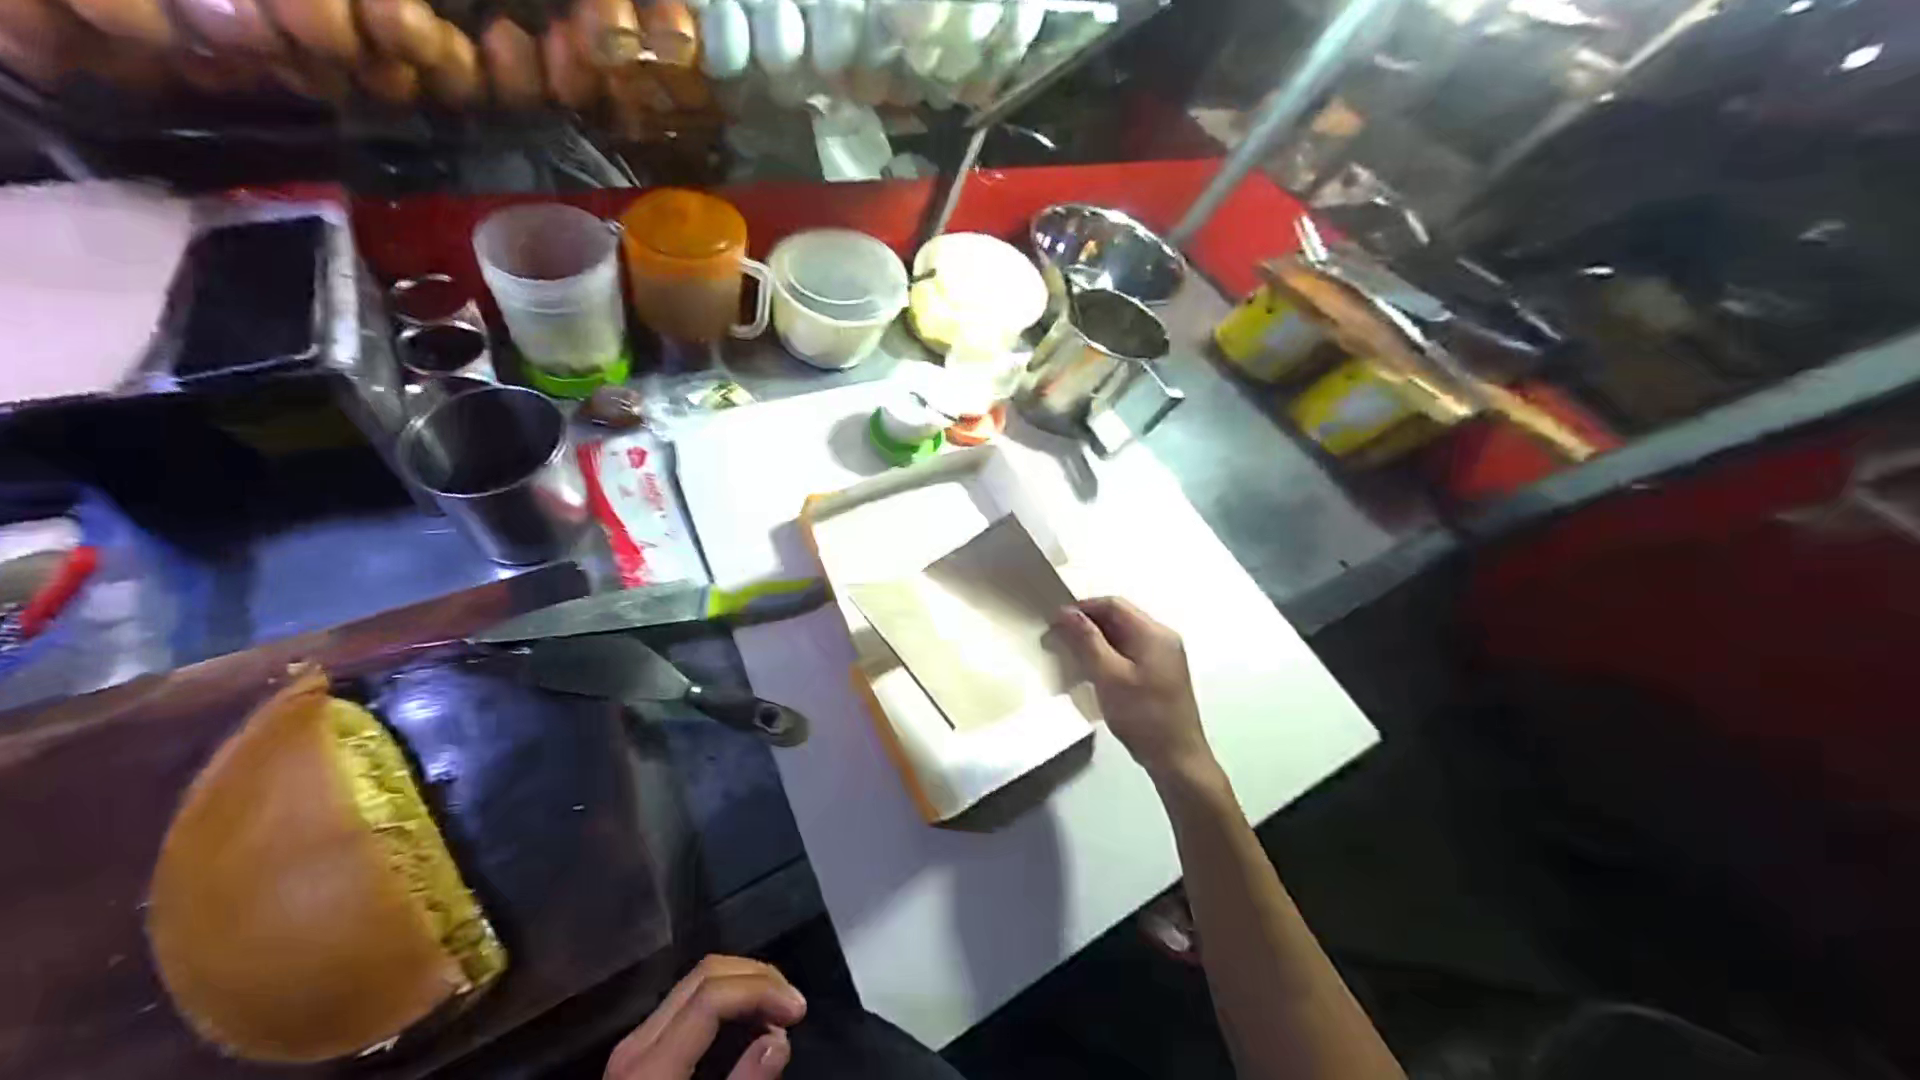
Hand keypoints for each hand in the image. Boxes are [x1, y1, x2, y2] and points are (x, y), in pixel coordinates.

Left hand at [604, 955, 807, 1079]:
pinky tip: (749, 1026)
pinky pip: (690, 1004)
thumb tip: (777, 1042)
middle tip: (793, 1008)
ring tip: (778, 1017)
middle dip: (758, 978)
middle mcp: (636, 1044)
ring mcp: (633, 1047)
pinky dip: (728, 1001)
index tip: (799, 1013)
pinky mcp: (638, 1056)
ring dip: (745, 986)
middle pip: (705, 974)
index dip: (762, 991)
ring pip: (698, 982)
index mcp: (649, 1069)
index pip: (711, 996)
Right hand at [1053, 597, 1218, 784]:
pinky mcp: (1159, 674)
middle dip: (1086, 625)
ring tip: (1069, 655)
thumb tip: (1065, 612)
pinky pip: (1128, 653)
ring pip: (1122, 636)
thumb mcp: (1109, 676)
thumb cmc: (1143, 716)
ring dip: (1095, 641)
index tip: (1054, 622)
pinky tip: (1091, 672)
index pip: (1113, 604)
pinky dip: (1107, 655)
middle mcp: (1161, 638)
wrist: (1177, 759)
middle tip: (1057, 640)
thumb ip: (1087, 640)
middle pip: (1118, 618)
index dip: (1082, 608)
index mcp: (1153, 633)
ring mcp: (1163, 657)